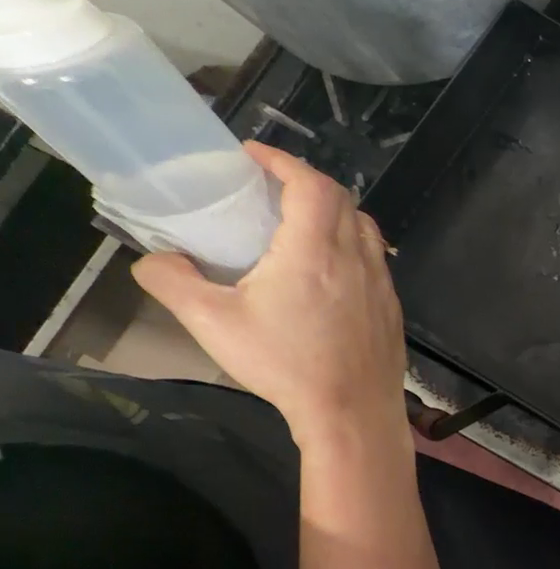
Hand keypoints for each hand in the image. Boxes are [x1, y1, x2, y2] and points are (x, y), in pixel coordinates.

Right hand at [131, 142, 406, 443]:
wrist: (353, 412)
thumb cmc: (286, 365)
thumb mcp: (209, 321)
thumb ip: (170, 280)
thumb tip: (159, 259)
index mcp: (316, 253)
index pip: (313, 186)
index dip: (284, 161)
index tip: (254, 156)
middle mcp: (358, 262)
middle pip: (343, 201)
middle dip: (306, 182)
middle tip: (269, 185)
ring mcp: (382, 286)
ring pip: (366, 230)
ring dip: (334, 213)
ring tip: (297, 220)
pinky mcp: (392, 309)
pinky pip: (376, 260)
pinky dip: (352, 244)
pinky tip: (326, 265)